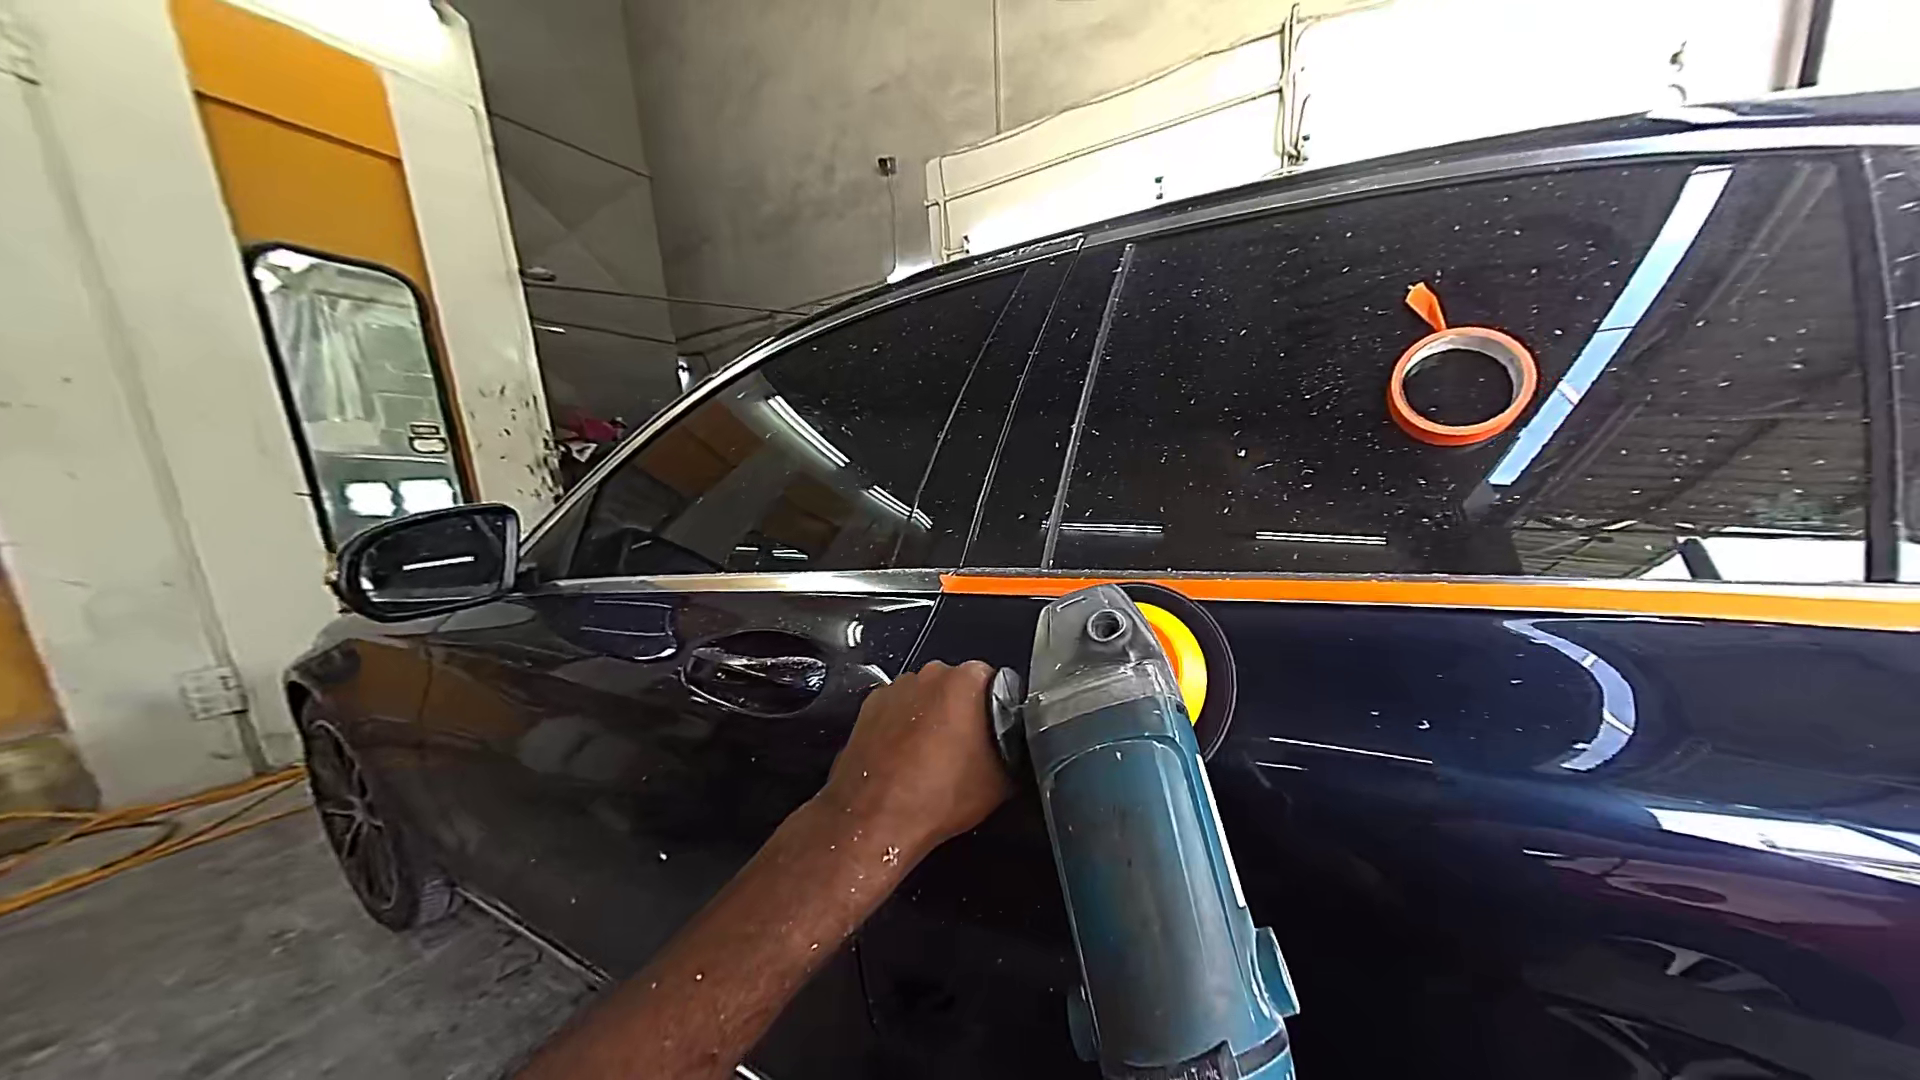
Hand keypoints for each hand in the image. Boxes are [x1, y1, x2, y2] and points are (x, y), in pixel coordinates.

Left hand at [815, 660, 1011, 860]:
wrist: (876, 818)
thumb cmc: (936, 796)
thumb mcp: (1001, 781)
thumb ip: (1013, 750)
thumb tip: (1013, 748)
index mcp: (965, 682)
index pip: (993, 681)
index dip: (996, 708)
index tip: (993, 731)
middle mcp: (929, 676)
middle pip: (956, 685)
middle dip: (962, 709)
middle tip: (965, 747)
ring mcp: (896, 689)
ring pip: (925, 696)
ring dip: (930, 716)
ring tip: (932, 757)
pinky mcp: (870, 705)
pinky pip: (896, 709)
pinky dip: (902, 726)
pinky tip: (906, 757)